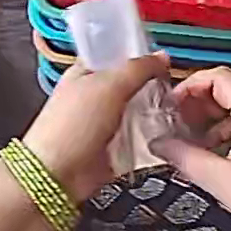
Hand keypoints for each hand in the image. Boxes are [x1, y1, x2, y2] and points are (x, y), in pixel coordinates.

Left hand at [22, 54, 171, 201]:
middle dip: (151, 87)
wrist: (58, 174)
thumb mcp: (109, 85)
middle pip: (131, 85)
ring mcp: (103, 123)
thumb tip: (161, 57)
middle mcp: (94, 97)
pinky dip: (150, 137)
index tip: (162, 59)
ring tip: (171, 110)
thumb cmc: (71, 125)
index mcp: (85, 73)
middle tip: (171, 87)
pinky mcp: (112, 147)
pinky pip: (138, 137)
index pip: (116, 56)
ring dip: (153, 113)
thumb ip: (138, 68)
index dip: (138, 55)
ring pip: (138, 111)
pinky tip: (163, 134)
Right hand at [152, 67, 230, 230]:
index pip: (221, 77)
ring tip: (191, 136)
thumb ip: (186, 157)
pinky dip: (230, 123)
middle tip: (176, 120)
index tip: (170, 105)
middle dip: (199, 98)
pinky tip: (214, 147)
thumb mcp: (223, 183)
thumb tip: (157, 144)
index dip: (190, 86)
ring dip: (213, 112)